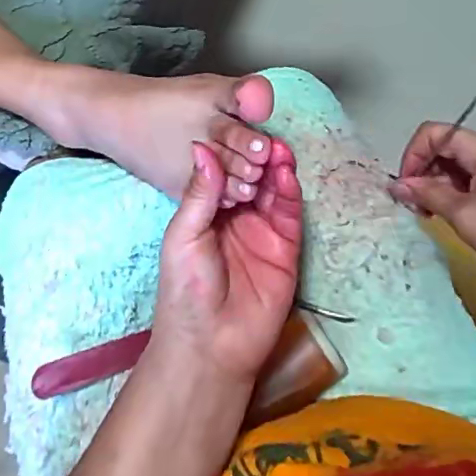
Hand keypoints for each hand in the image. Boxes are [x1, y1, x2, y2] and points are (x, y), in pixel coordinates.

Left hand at [151, 140, 303, 379]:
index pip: (226, 173)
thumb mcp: (184, 234)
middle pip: (253, 178)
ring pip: (274, 192)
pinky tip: (287, 176)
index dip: (234, 153)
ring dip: (277, 170)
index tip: (240, 130)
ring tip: (278, 150)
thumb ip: (199, 192)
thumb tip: (201, 146)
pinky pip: (290, 216)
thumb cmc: (185, 288)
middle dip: (259, 157)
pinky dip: (290, 194)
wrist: (210, 345)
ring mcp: (263, 233)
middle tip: (264, 138)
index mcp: (208, 211)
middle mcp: (238, 217)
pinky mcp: (286, 251)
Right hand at [391, 124, 475, 302]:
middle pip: (452, 149)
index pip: (436, 133)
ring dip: (448, 189)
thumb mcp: (465, 217)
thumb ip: (427, 195)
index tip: (406, 188)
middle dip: (429, 175)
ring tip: (444, 220)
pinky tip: (471, 224)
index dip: (413, 156)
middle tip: (421, 210)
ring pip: (468, 167)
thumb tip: (399, 185)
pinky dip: (469, 196)